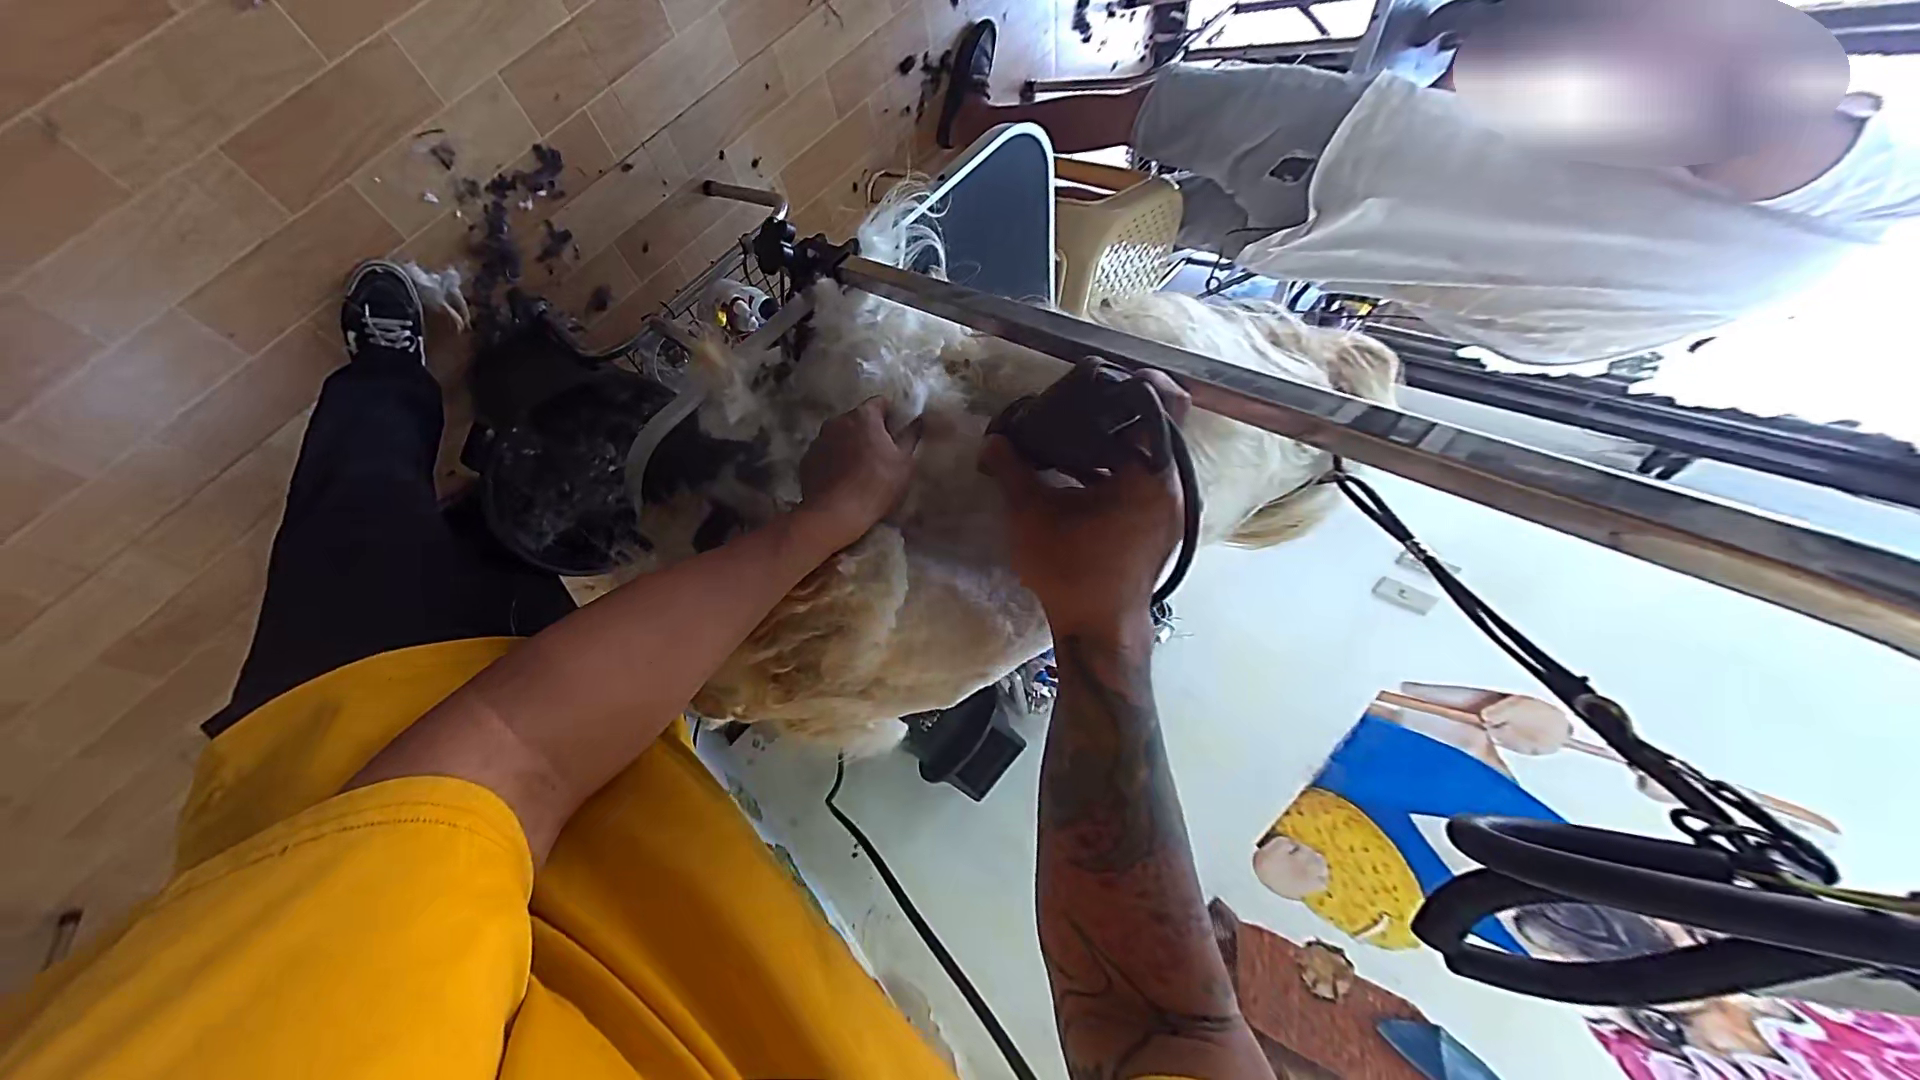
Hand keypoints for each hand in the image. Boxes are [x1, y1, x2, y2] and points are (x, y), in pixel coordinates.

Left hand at [795, 397, 921, 551]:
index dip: (891, 415)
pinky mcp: (807, 460)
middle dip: (868, 431)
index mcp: (864, 416)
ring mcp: (818, 440)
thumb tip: (919, 421)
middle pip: (857, 419)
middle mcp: (837, 421)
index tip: (896, 432)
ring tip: (859, 469)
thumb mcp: (904, 463)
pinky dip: (833, 460)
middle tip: (880, 454)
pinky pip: (825, 454)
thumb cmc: (877, 485)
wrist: (836, 513)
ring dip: (849, 445)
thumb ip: (911, 437)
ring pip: (839, 436)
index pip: (880, 402)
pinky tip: (841, 479)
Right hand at [980, 370, 1189, 639]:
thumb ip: (1012, 469)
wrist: (1096, 628)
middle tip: (1078, 401)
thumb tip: (992, 441)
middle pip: (1155, 424)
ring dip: (1114, 440)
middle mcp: (1171, 484)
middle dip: (1116, 409)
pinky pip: (1142, 477)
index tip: (1098, 378)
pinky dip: (1115, 466)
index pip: (1163, 404)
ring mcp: (1167, 505)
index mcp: (1151, 475)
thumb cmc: (1069, 570)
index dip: (1133, 381)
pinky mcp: (1156, 521)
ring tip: (1072, 432)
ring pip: (1147, 452)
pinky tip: (1077, 469)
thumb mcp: (1031, 513)